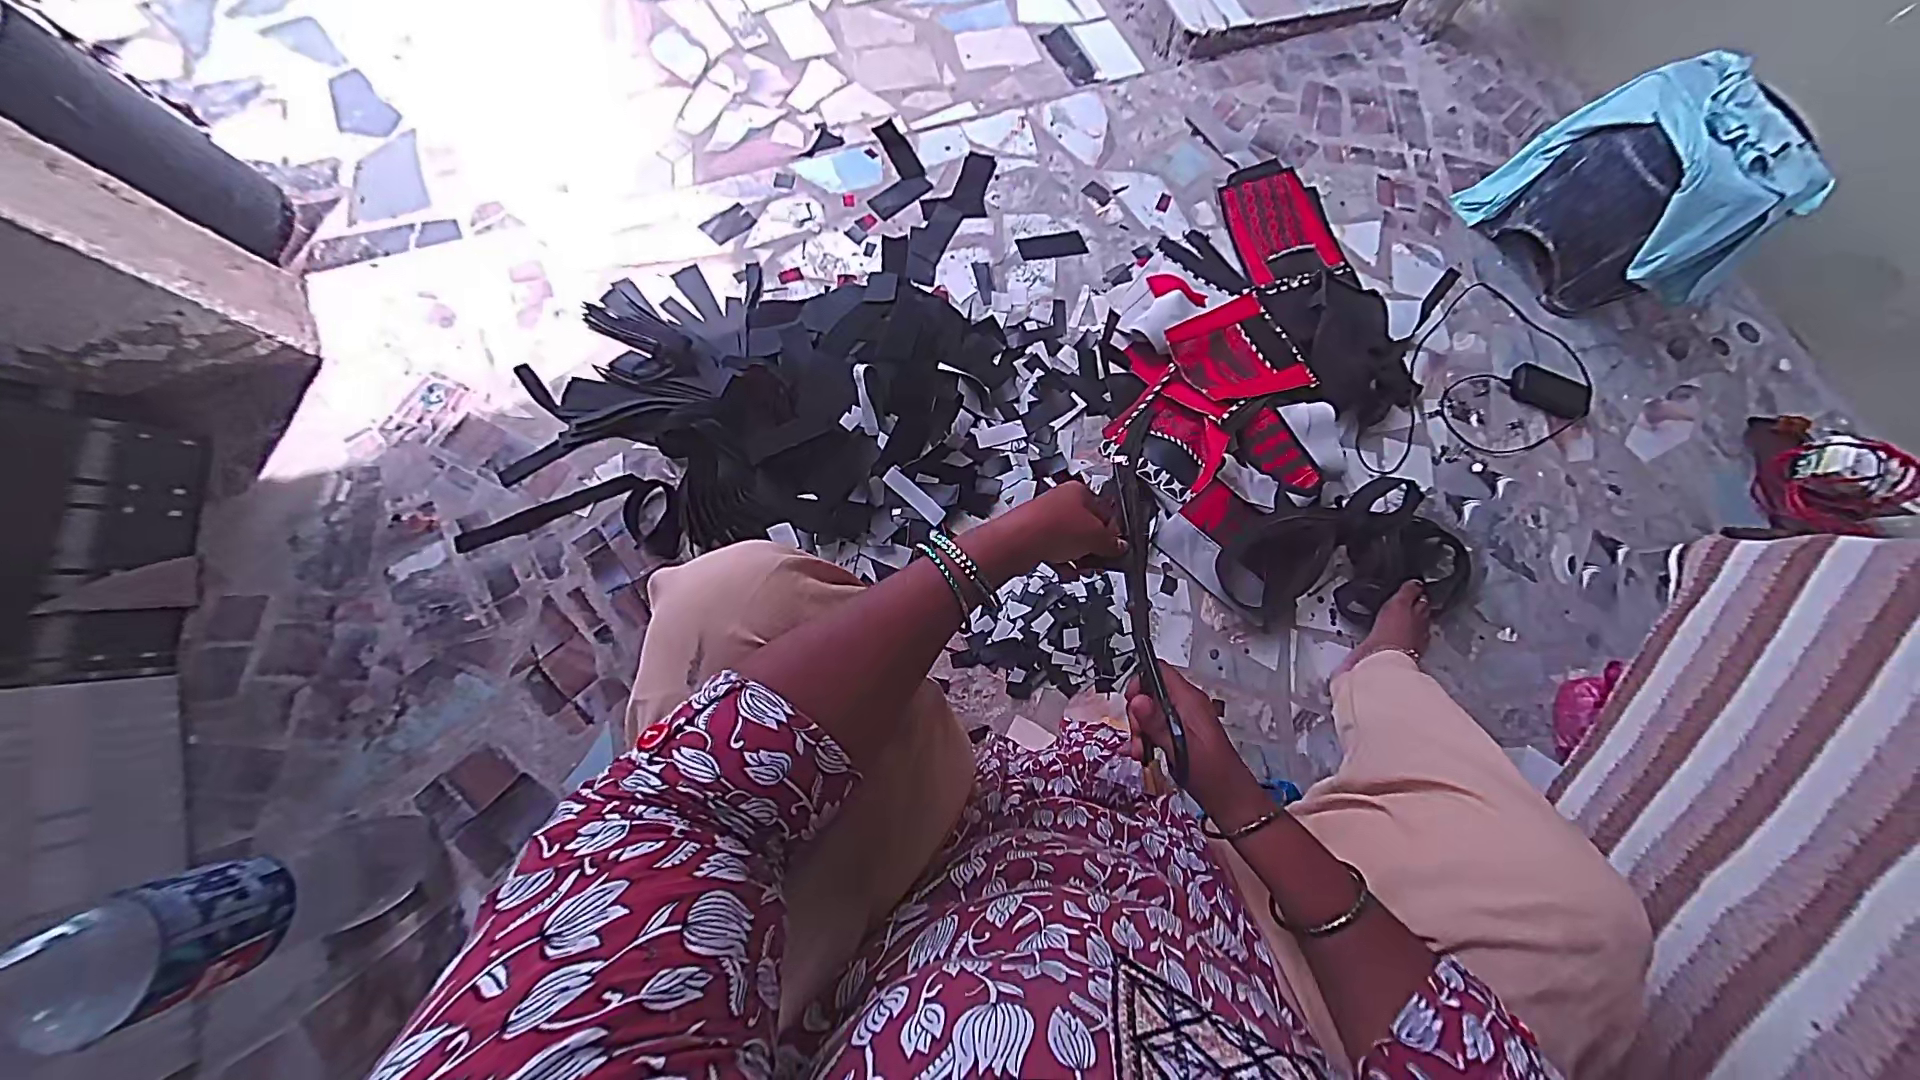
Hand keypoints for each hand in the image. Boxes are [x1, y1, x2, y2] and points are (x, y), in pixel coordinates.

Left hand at [961, 480, 1124, 578]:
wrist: (1017, 542)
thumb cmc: (1050, 527)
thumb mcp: (1095, 538)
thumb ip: (1112, 543)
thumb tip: (1119, 547)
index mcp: (1079, 490)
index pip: (1106, 510)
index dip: (1114, 531)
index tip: (1117, 547)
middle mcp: (1061, 500)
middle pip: (1087, 527)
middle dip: (1094, 547)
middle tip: (1099, 560)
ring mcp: (1046, 518)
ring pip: (1070, 540)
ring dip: (1078, 557)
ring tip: (1081, 568)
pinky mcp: (1034, 536)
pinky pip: (1054, 550)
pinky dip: (1062, 561)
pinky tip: (1066, 571)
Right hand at [1126, 663, 1268, 823]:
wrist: (1229, 798)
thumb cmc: (1212, 775)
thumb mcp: (1178, 748)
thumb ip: (1156, 723)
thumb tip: (1138, 700)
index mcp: (1189, 701)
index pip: (1159, 670)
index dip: (1139, 682)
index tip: (1132, 706)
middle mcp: (1187, 704)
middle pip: (1150, 692)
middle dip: (1137, 713)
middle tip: (1138, 736)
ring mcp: (1184, 717)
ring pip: (1150, 710)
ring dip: (1140, 729)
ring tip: (1141, 750)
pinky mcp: (1182, 731)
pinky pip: (1157, 724)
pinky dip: (1148, 736)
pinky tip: (1145, 752)